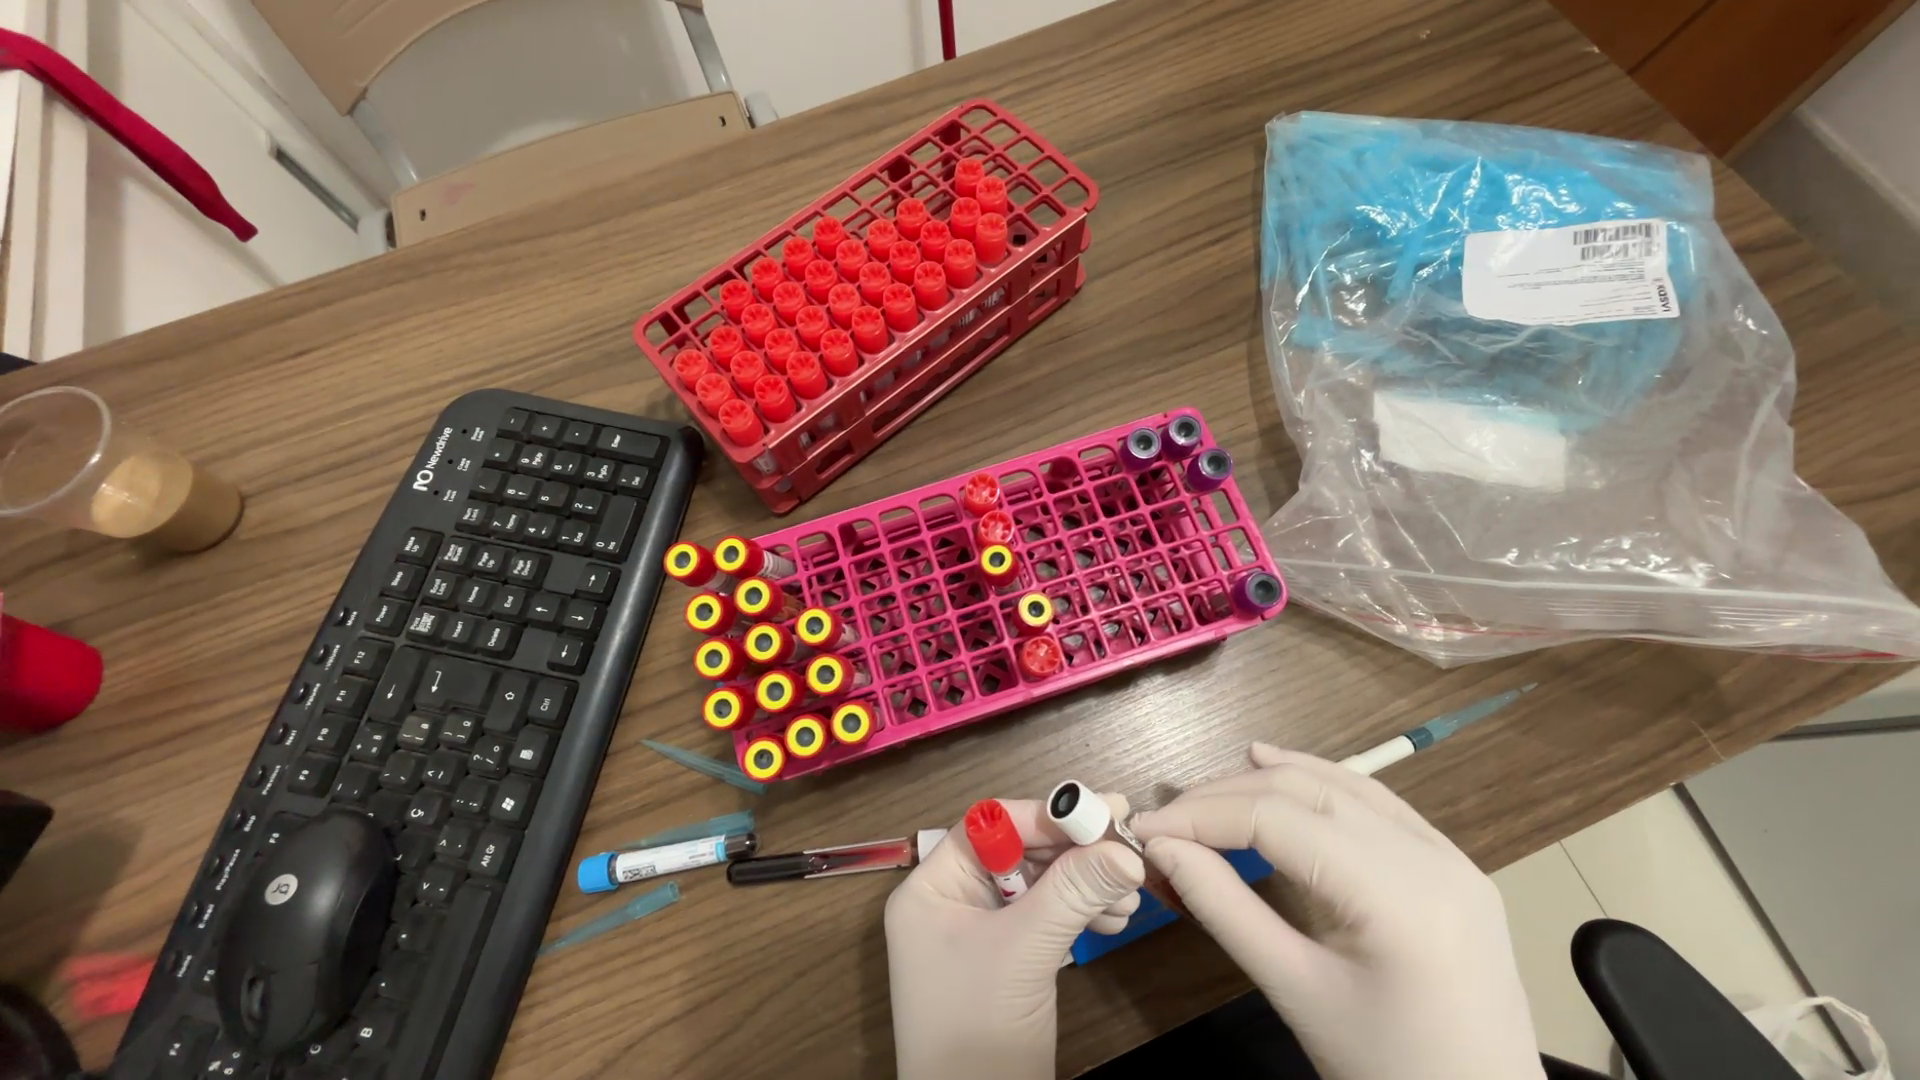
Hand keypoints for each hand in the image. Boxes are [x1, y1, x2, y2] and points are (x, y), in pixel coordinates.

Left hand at [885, 794, 1144, 1079]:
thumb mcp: (1024, 952)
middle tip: (1125, 841)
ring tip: (1128, 890)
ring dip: (1083, 882)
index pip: (988, 828)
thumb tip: (1124, 850)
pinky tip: (1116, 916)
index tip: (1099, 811)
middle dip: (1072, 851)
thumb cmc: (977, 1029)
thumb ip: (1072, 893)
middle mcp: (951, 900)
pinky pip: (1044, 915)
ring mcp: (979, 930)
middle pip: (1018, 852)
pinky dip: (1080, 911)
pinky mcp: (1007, 957)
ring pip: (1037, 883)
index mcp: (932, 888)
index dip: (1043, 817)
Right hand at [1131, 745, 1543, 1079]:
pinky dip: (1316, 782)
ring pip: (1338, 784)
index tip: (1144, 831)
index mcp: (1398, 896)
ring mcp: (1448, 855)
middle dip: (1225, 796)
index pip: (1275, 821)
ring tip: (1204, 793)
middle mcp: (1431, 857)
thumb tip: (1160, 849)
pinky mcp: (1451, 864)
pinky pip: (1372, 802)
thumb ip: (1224, 910)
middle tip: (1166, 820)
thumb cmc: (1385, 1069)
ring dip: (1265, 779)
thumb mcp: (1296, 993)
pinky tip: (1276, 767)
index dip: (1201, 816)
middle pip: (1305, 792)